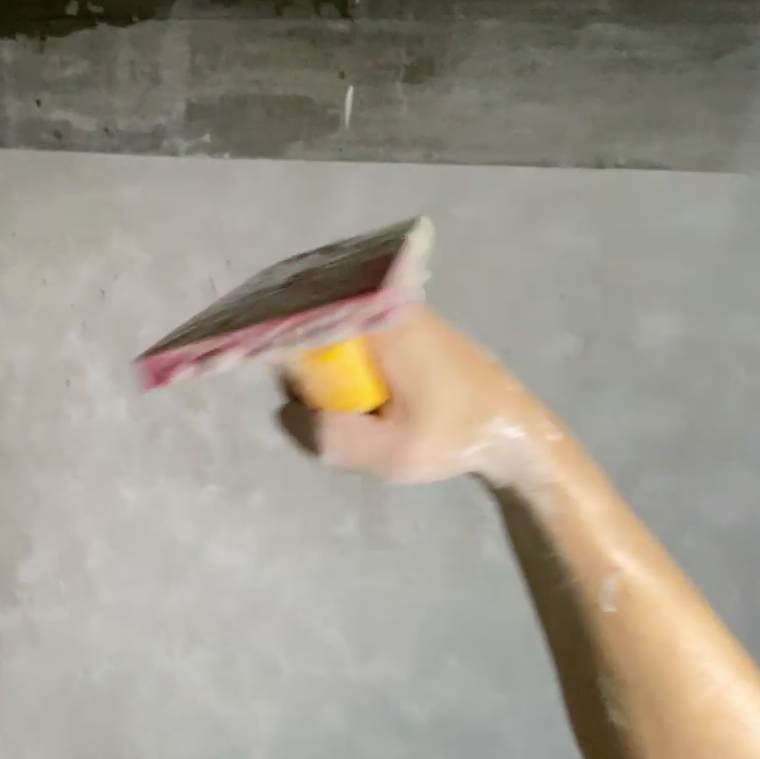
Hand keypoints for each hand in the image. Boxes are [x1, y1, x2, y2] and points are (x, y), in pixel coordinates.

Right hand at [280, 305, 549, 484]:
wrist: (519, 432)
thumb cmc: (458, 437)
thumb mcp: (395, 456)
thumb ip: (336, 437)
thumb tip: (299, 412)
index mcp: (383, 321)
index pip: (308, 314)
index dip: (269, 330)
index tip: (239, 350)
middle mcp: (388, 302)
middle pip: (317, 310)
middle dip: (289, 335)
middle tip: (266, 365)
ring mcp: (398, 309)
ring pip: (334, 317)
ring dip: (312, 342)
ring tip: (295, 371)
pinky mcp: (404, 323)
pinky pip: (352, 325)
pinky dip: (332, 344)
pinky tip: (329, 372)